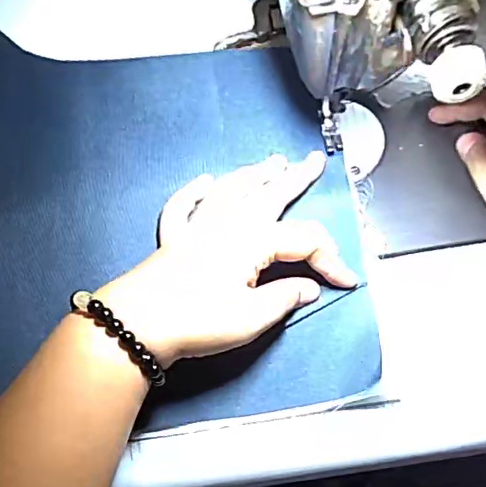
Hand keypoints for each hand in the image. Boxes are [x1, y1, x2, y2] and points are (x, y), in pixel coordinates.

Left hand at [92, 151, 360, 363]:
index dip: (331, 259)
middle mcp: (228, 224)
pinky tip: (203, 181)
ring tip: (272, 162)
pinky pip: (186, 206)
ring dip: (254, 174)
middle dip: (295, 178)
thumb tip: (308, 288)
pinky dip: (195, 191)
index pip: (304, 242)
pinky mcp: (174, 240)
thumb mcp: (252, 317)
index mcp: (253, 241)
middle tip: (313, 161)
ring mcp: (199, 228)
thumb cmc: (197, 321)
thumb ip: (284, 298)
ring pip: (232, 190)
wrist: (138, 324)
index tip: (347, 281)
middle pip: (269, 194)